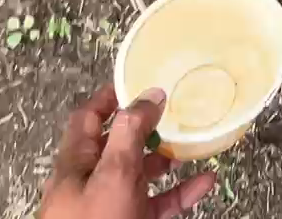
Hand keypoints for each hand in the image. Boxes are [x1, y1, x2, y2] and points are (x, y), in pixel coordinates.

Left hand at [39, 85, 215, 218]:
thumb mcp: (113, 175)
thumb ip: (131, 131)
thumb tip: (151, 93)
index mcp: (76, 167)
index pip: (88, 118)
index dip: (111, 95)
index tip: (143, 76)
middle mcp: (90, 184)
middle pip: (118, 143)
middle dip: (148, 126)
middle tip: (176, 110)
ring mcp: (110, 207)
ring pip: (141, 172)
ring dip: (167, 157)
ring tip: (191, 144)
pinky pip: (159, 202)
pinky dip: (181, 191)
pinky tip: (205, 181)